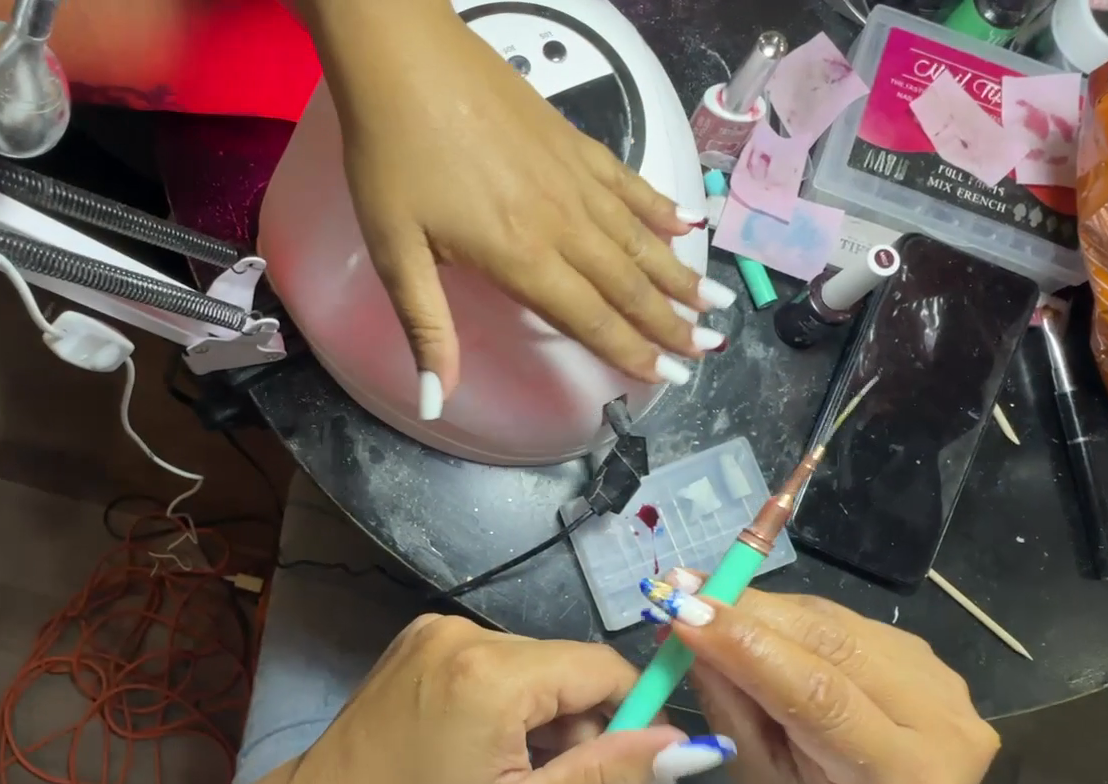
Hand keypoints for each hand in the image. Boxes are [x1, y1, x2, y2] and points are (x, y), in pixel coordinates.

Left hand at [281, 614, 733, 783]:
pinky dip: (504, 696)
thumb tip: (686, 745)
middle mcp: (465, 630)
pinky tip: (471, 739)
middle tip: (539, 780)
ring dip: (538, 711)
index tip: (612, 765)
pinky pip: (493, 658)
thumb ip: (607, 778)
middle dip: (573, 721)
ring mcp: (437, 626)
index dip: (626, 714)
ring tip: (498, 765)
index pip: (600, 668)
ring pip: (531, 662)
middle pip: (563, 665)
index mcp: (491, 673)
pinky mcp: (420, 634)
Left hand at [301, 1, 728, 408]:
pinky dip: (660, 208)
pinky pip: (629, 184)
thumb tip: (434, 403)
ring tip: (715, 300)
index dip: (630, 351)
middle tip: (709, 347)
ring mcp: (575, 178)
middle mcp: (563, 222)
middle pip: (627, 284)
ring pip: (639, 237)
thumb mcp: (396, 255)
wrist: (403, 56)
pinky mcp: (575, 142)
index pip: (590, 318)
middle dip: (669, 322)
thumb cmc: (392, 159)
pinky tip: (685, 223)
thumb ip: (427, 330)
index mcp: (522, 256)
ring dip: (678, 273)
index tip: (669, 376)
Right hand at [662, 580, 999, 783]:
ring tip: (698, 597)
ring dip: (756, 605)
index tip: (681, 615)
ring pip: (831, 620)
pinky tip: (747, 616)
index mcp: (901, 780)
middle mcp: (938, 721)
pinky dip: (783, 614)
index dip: (747, 648)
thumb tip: (691, 639)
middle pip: (828, 643)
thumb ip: (732, 712)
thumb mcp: (765, 783)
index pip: (819, 696)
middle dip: (743, 611)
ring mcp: (940, 678)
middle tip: (675, 590)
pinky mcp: (926, 651)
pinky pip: (841, 618)